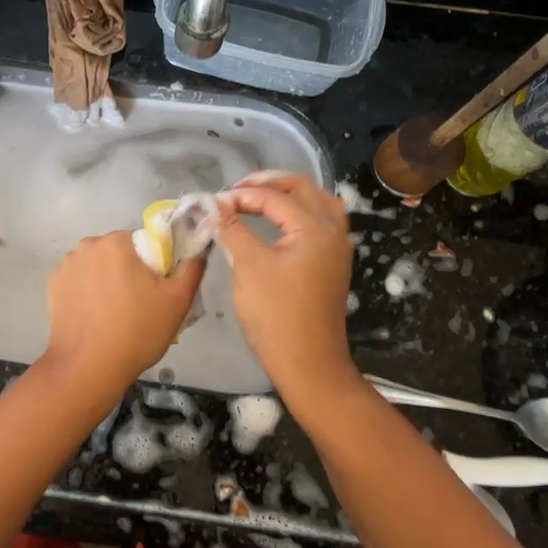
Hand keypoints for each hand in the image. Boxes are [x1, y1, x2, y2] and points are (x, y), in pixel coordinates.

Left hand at [42, 230, 204, 398]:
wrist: (87, 368)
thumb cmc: (136, 331)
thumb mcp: (178, 300)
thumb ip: (191, 268)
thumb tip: (196, 251)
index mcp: (117, 241)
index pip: (145, 241)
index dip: (155, 264)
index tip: (156, 290)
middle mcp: (87, 245)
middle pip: (119, 252)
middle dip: (130, 271)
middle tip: (140, 305)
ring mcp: (66, 265)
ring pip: (98, 266)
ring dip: (108, 280)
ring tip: (115, 315)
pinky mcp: (53, 286)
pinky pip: (79, 281)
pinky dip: (88, 292)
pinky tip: (95, 317)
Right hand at [216, 172, 355, 397]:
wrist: (308, 363)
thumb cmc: (276, 315)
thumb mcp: (248, 267)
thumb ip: (230, 229)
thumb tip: (210, 205)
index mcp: (314, 228)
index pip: (273, 197)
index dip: (240, 196)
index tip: (212, 204)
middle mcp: (333, 230)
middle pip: (302, 188)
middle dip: (267, 184)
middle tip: (235, 192)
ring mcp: (338, 247)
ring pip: (317, 202)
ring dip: (287, 195)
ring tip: (256, 200)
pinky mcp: (333, 262)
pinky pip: (321, 221)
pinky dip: (299, 212)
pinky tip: (279, 222)